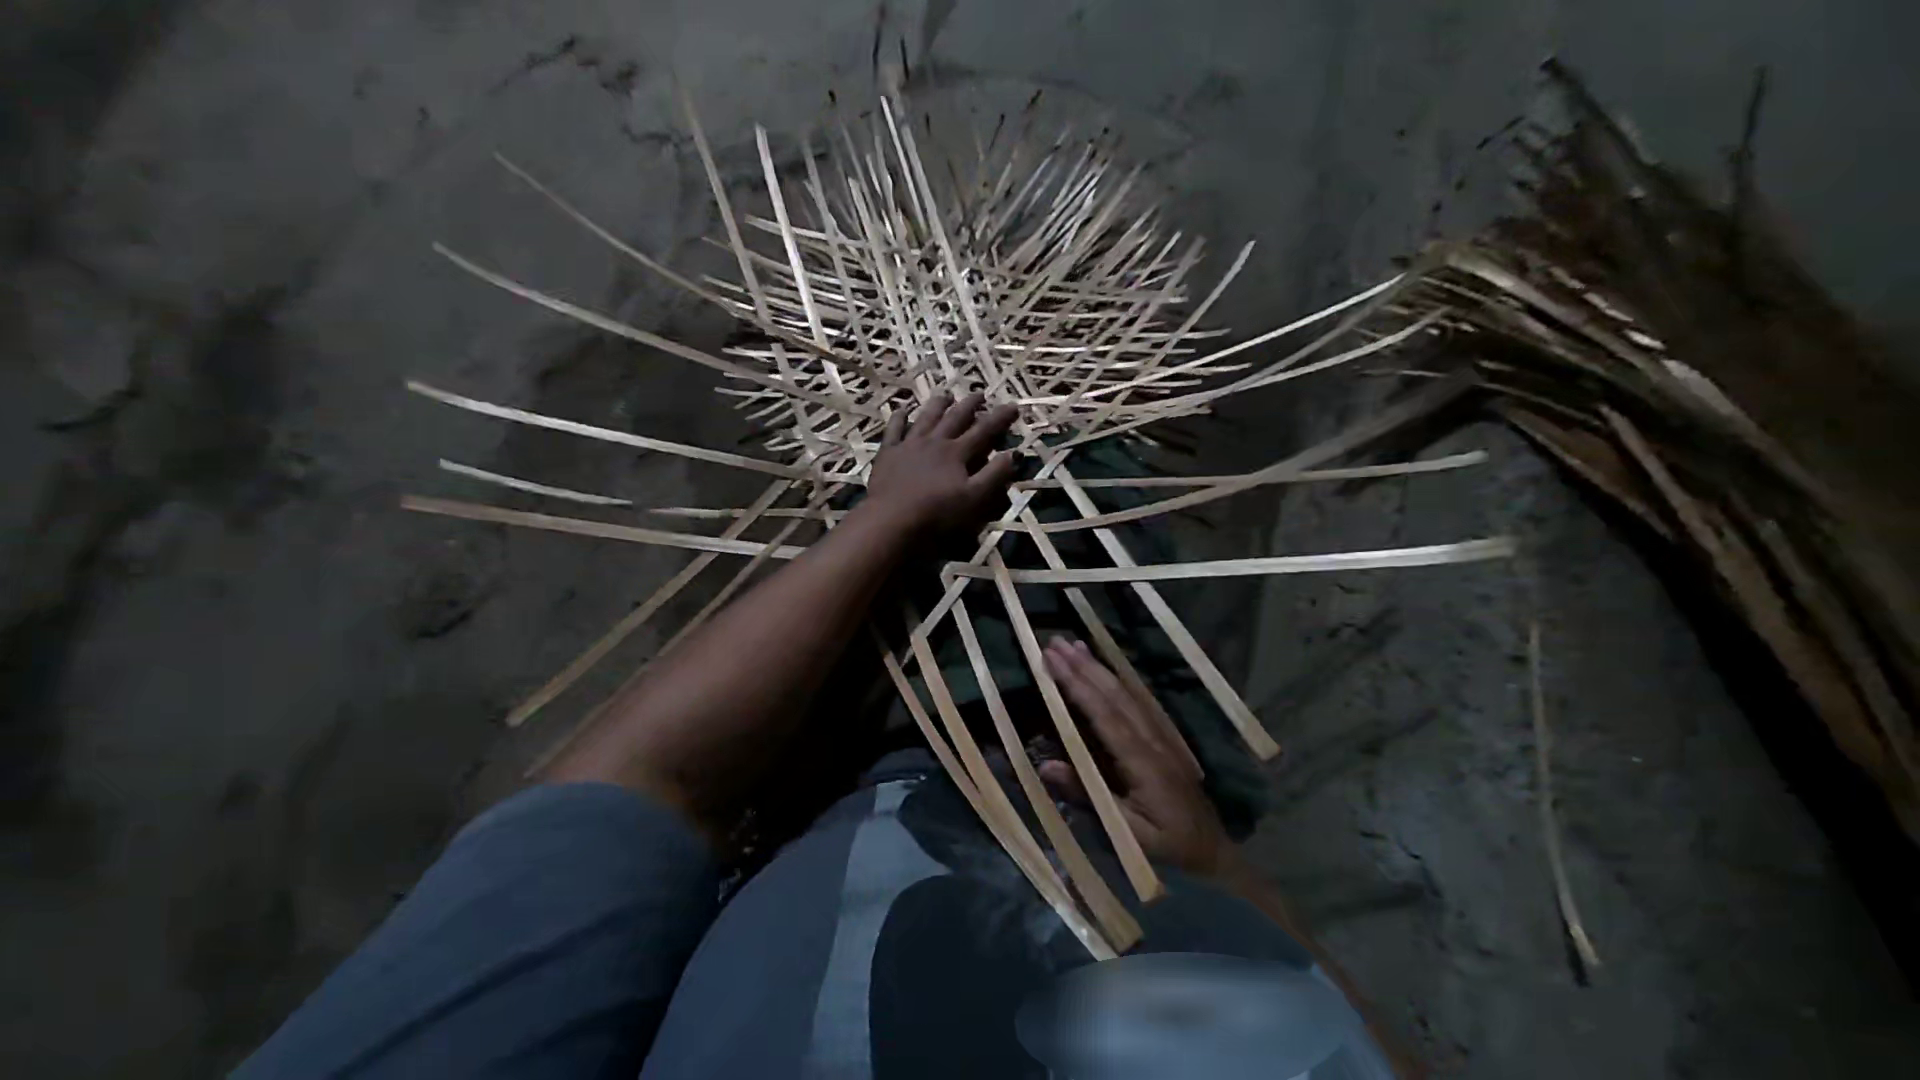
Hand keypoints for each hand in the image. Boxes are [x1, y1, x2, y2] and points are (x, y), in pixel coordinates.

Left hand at [863, 391, 1019, 536]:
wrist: (892, 519)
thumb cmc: (937, 513)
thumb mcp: (974, 498)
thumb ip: (995, 475)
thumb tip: (1013, 453)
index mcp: (957, 453)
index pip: (984, 431)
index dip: (1000, 418)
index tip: (1014, 405)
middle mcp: (935, 442)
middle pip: (955, 418)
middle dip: (970, 405)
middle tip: (980, 393)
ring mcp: (909, 445)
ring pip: (926, 418)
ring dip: (938, 405)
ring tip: (946, 395)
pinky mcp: (888, 453)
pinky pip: (894, 429)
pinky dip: (899, 417)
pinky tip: (902, 409)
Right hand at [1041, 638, 1239, 879]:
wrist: (1213, 853)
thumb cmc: (1167, 848)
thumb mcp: (1126, 835)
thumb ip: (1088, 798)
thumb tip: (1045, 765)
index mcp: (1143, 762)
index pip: (1104, 715)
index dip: (1077, 686)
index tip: (1053, 661)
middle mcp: (1153, 741)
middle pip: (1115, 695)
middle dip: (1084, 666)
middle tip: (1055, 642)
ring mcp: (1161, 737)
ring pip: (1127, 694)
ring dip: (1100, 667)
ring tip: (1075, 644)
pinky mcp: (1163, 739)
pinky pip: (1137, 701)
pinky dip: (1117, 680)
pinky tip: (1104, 669)